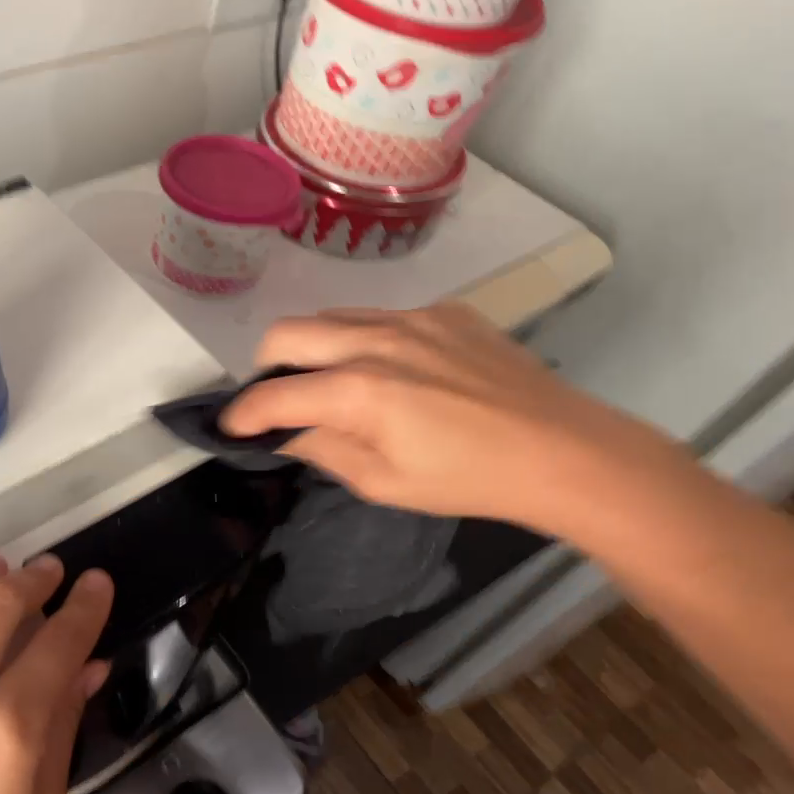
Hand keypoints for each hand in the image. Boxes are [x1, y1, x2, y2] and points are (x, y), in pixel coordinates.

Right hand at [221, 303, 688, 534]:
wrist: (563, 451)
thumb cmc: (468, 480)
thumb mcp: (383, 483)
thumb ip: (323, 449)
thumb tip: (286, 432)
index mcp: (359, 392)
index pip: (273, 396)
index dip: (241, 416)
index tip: (230, 429)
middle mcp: (376, 341)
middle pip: (285, 334)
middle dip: (264, 368)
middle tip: (277, 400)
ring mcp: (412, 318)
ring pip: (329, 318)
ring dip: (312, 349)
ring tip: (332, 383)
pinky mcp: (444, 311)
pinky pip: (379, 316)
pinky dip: (362, 341)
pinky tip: (392, 372)